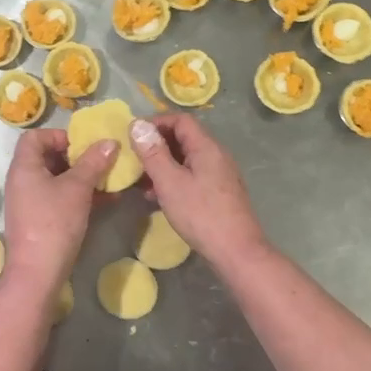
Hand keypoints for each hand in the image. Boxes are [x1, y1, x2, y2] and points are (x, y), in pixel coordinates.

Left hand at [1, 127, 116, 290]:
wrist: (38, 272)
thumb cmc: (54, 223)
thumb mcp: (77, 189)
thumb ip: (93, 163)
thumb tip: (110, 142)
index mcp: (24, 167)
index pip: (34, 137)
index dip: (58, 135)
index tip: (83, 145)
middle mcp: (22, 181)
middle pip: (47, 157)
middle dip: (76, 157)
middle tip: (100, 161)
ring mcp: (30, 202)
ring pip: (56, 180)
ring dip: (82, 177)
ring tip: (108, 179)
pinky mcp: (39, 220)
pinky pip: (60, 198)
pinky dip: (79, 195)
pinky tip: (107, 200)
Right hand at [129, 114, 267, 266]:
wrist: (236, 250)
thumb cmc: (200, 213)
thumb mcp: (169, 182)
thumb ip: (153, 153)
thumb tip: (137, 124)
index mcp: (206, 147)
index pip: (181, 120)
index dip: (156, 122)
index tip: (134, 136)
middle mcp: (216, 155)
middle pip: (184, 138)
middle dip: (157, 145)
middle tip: (134, 159)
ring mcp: (219, 175)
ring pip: (186, 159)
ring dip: (163, 165)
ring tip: (141, 181)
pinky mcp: (218, 192)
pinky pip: (192, 176)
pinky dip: (173, 180)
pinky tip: (158, 197)